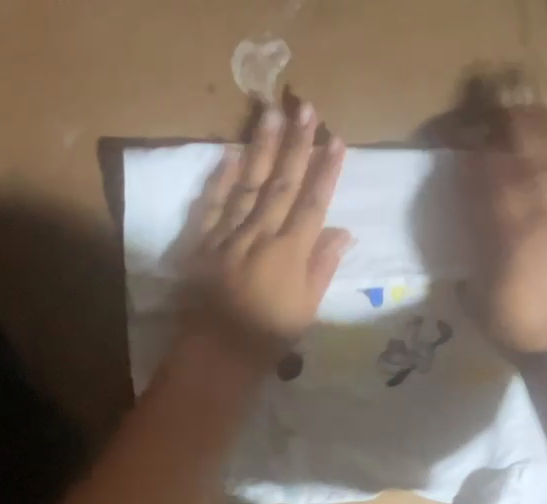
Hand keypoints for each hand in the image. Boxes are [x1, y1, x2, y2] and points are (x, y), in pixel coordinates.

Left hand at [176, 101, 350, 362]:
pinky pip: (213, 202)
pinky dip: (222, 177)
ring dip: (261, 147)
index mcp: (291, 252)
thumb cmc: (268, 337)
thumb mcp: (306, 309)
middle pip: (282, 182)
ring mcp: (229, 234)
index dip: (326, 171)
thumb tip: (343, 231)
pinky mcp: (202, 242)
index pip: (312, 202)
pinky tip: (231, 153)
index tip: (337, 140)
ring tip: (271, 113)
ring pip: (249, 183)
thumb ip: (322, 266)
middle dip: (297, 144)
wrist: (216, 353)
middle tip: (306, 107)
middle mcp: (261, 234)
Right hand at [461, 81, 546, 355]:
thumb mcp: (474, 290)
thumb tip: (467, 212)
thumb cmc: (507, 323)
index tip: (460, 132)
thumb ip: (471, 248)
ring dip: (544, 124)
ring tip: (535, 98)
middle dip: (509, 126)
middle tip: (495, 106)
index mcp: (505, 237)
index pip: (486, 179)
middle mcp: (540, 217)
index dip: (474, 151)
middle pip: (524, 157)